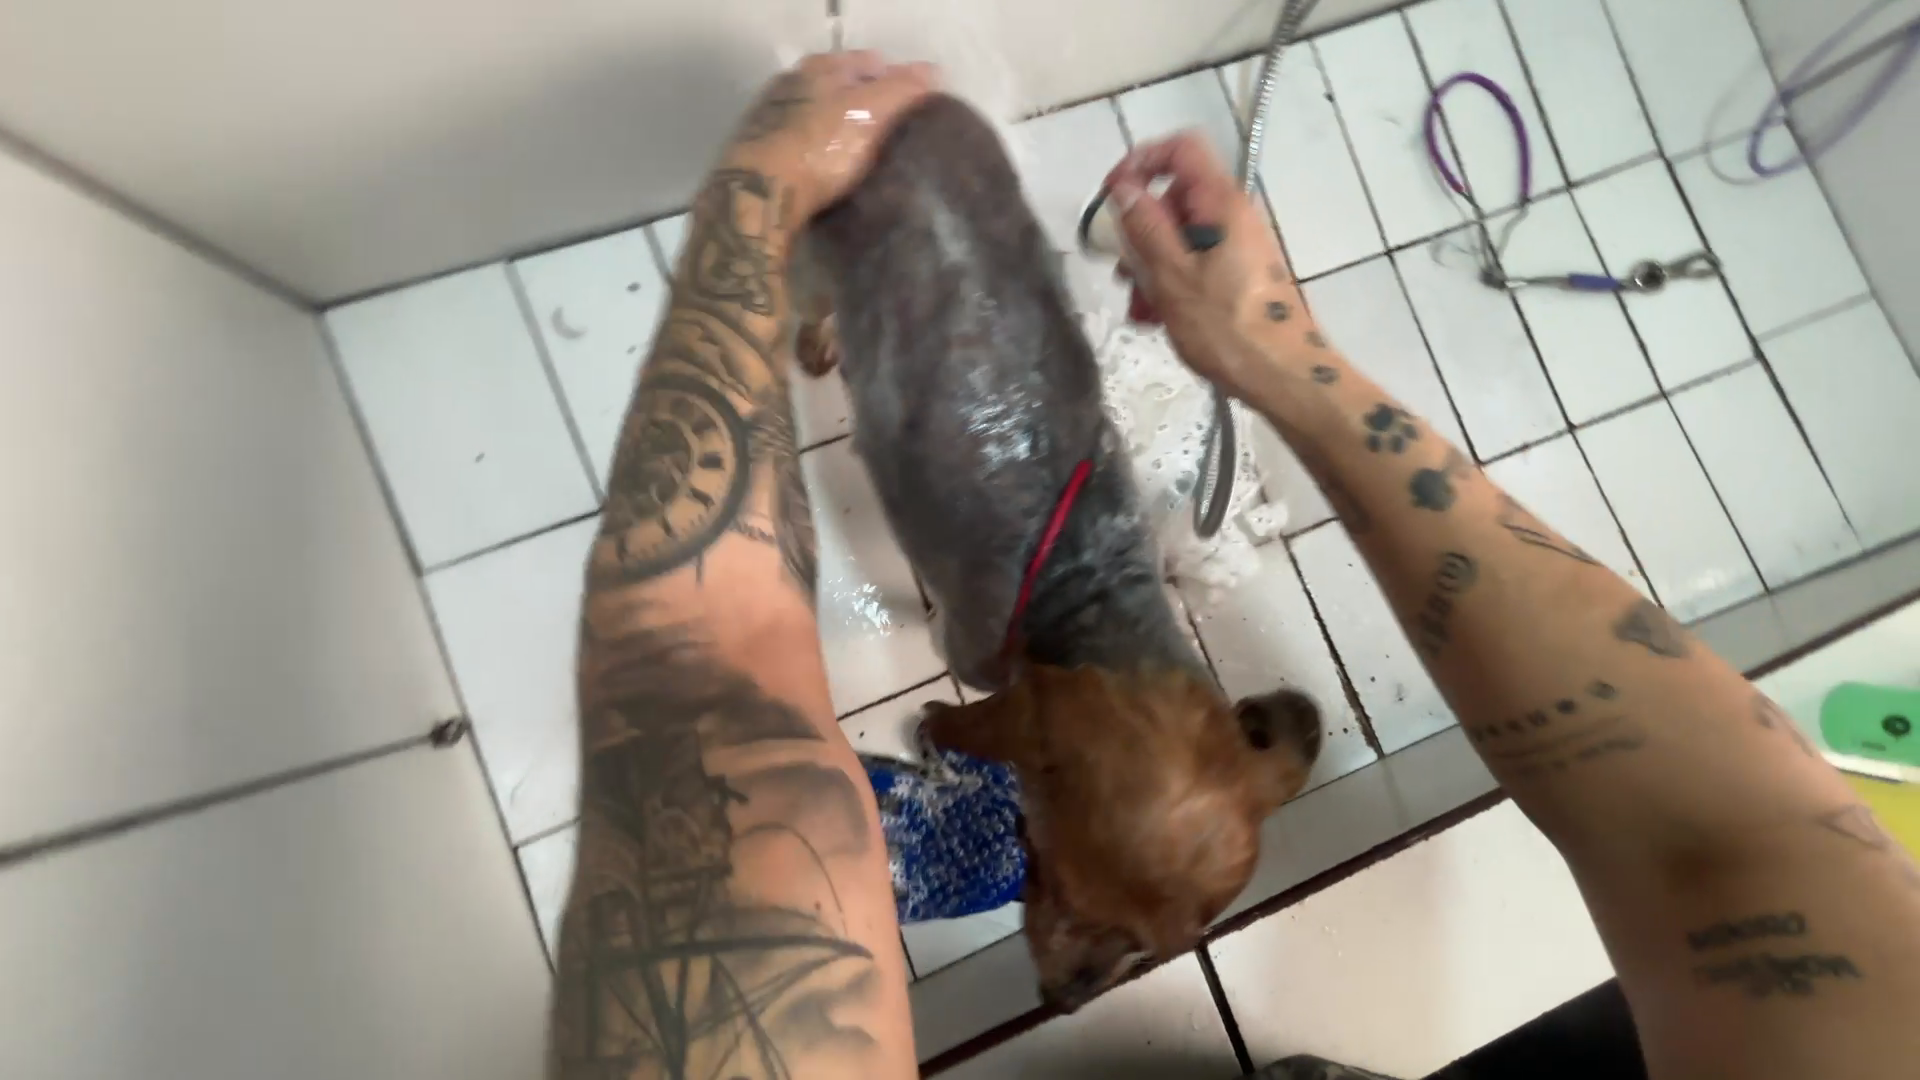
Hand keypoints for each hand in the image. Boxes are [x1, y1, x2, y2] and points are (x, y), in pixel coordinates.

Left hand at [722, 51, 939, 224]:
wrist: (759, 192)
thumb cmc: (820, 149)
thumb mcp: (870, 116)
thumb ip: (901, 91)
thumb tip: (934, 72)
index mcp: (820, 69)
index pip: (864, 61)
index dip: (890, 75)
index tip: (909, 96)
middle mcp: (791, 84)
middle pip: (835, 83)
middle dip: (859, 96)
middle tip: (885, 123)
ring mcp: (770, 117)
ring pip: (812, 112)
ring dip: (833, 124)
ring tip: (856, 147)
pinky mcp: (758, 151)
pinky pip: (796, 141)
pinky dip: (813, 148)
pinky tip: (823, 167)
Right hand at [1103, 134, 1325, 398]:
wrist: (1279, 373)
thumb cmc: (1223, 327)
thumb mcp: (1172, 277)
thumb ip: (1145, 227)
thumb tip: (1122, 188)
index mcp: (1221, 204)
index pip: (1181, 150)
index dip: (1141, 162)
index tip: (1110, 196)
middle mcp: (1233, 215)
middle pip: (1175, 199)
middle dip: (1139, 231)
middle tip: (1120, 271)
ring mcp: (1237, 246)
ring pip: (1180, 237)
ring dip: (1149, 265)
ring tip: (1137, 306)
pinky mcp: (1237, 275)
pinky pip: (1194, 263)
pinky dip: (1169, 282)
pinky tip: (1156, 317)